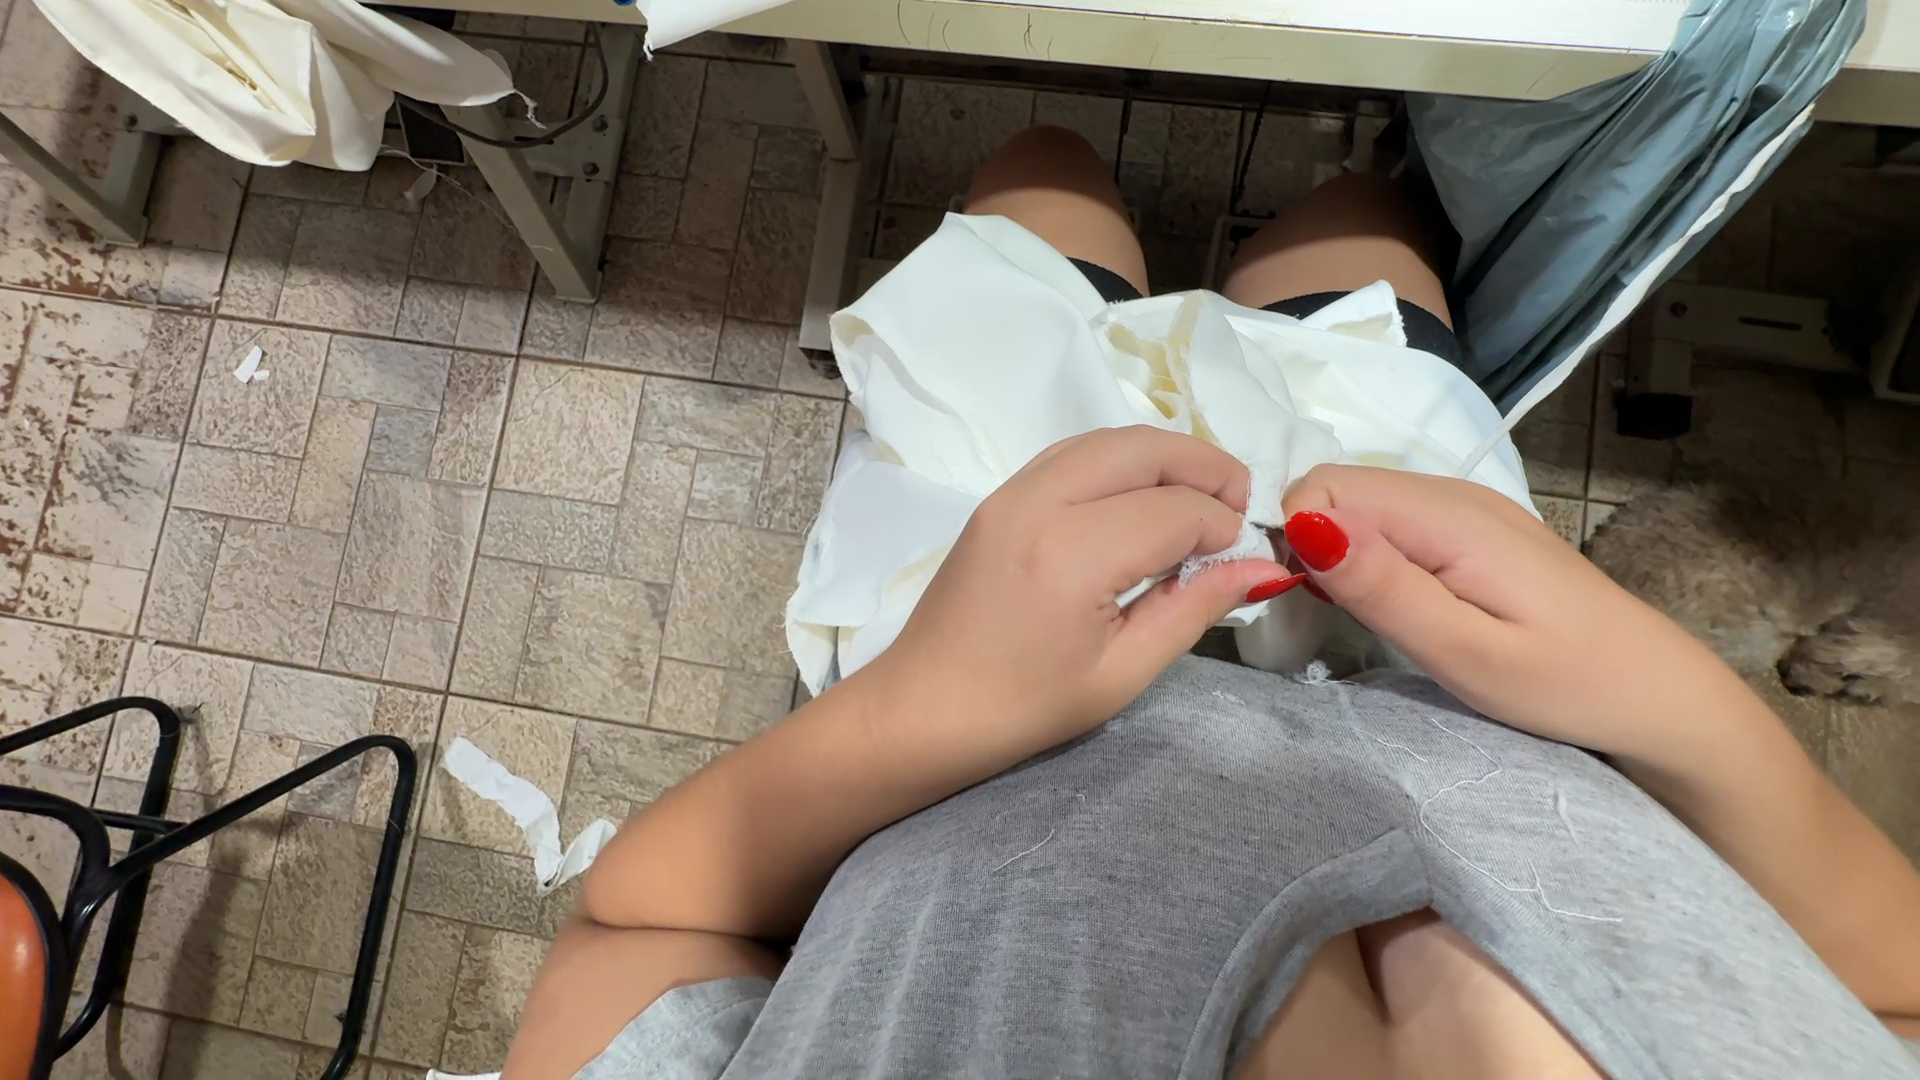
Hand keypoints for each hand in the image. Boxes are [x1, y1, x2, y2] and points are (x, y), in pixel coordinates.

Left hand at [865, 426, 1289, 762]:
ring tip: (1197, 496)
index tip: (1240, 558)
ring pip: (1104, 441)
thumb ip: (1192, 609)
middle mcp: (1037, 503)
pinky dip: (1117, 461)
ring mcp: (1008, 493)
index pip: (1173, 510)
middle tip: (1238, 505)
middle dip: (1204, 466)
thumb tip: (1263, 568)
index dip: (1221, 528)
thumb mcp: (1120, 673)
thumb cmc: (1021, 709)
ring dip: (1161, 456)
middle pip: (1141, 449)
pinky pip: (1069, 454)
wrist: (923, 707)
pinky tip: (1137, 495)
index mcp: (1070, 554)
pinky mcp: (995, 498)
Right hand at [1280, 465, 1759, 760]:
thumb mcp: (1466, 652)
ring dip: (1332, 549)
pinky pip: (1386, 520)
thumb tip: (1304, 526)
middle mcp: (1451, 493)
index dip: (1295, 534)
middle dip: (1306, 540)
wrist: (1662, 700)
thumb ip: (1383, 587)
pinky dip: (1362, 553)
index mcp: (1449, 515)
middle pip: (1335, 487)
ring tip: (1357, 609)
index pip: (1323, 487)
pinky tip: (1388, 597)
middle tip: (1328, 609)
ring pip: (1356, 502)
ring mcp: (1463, 507)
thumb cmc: (1566, 686)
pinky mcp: (1468, 528)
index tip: (1304, 595)